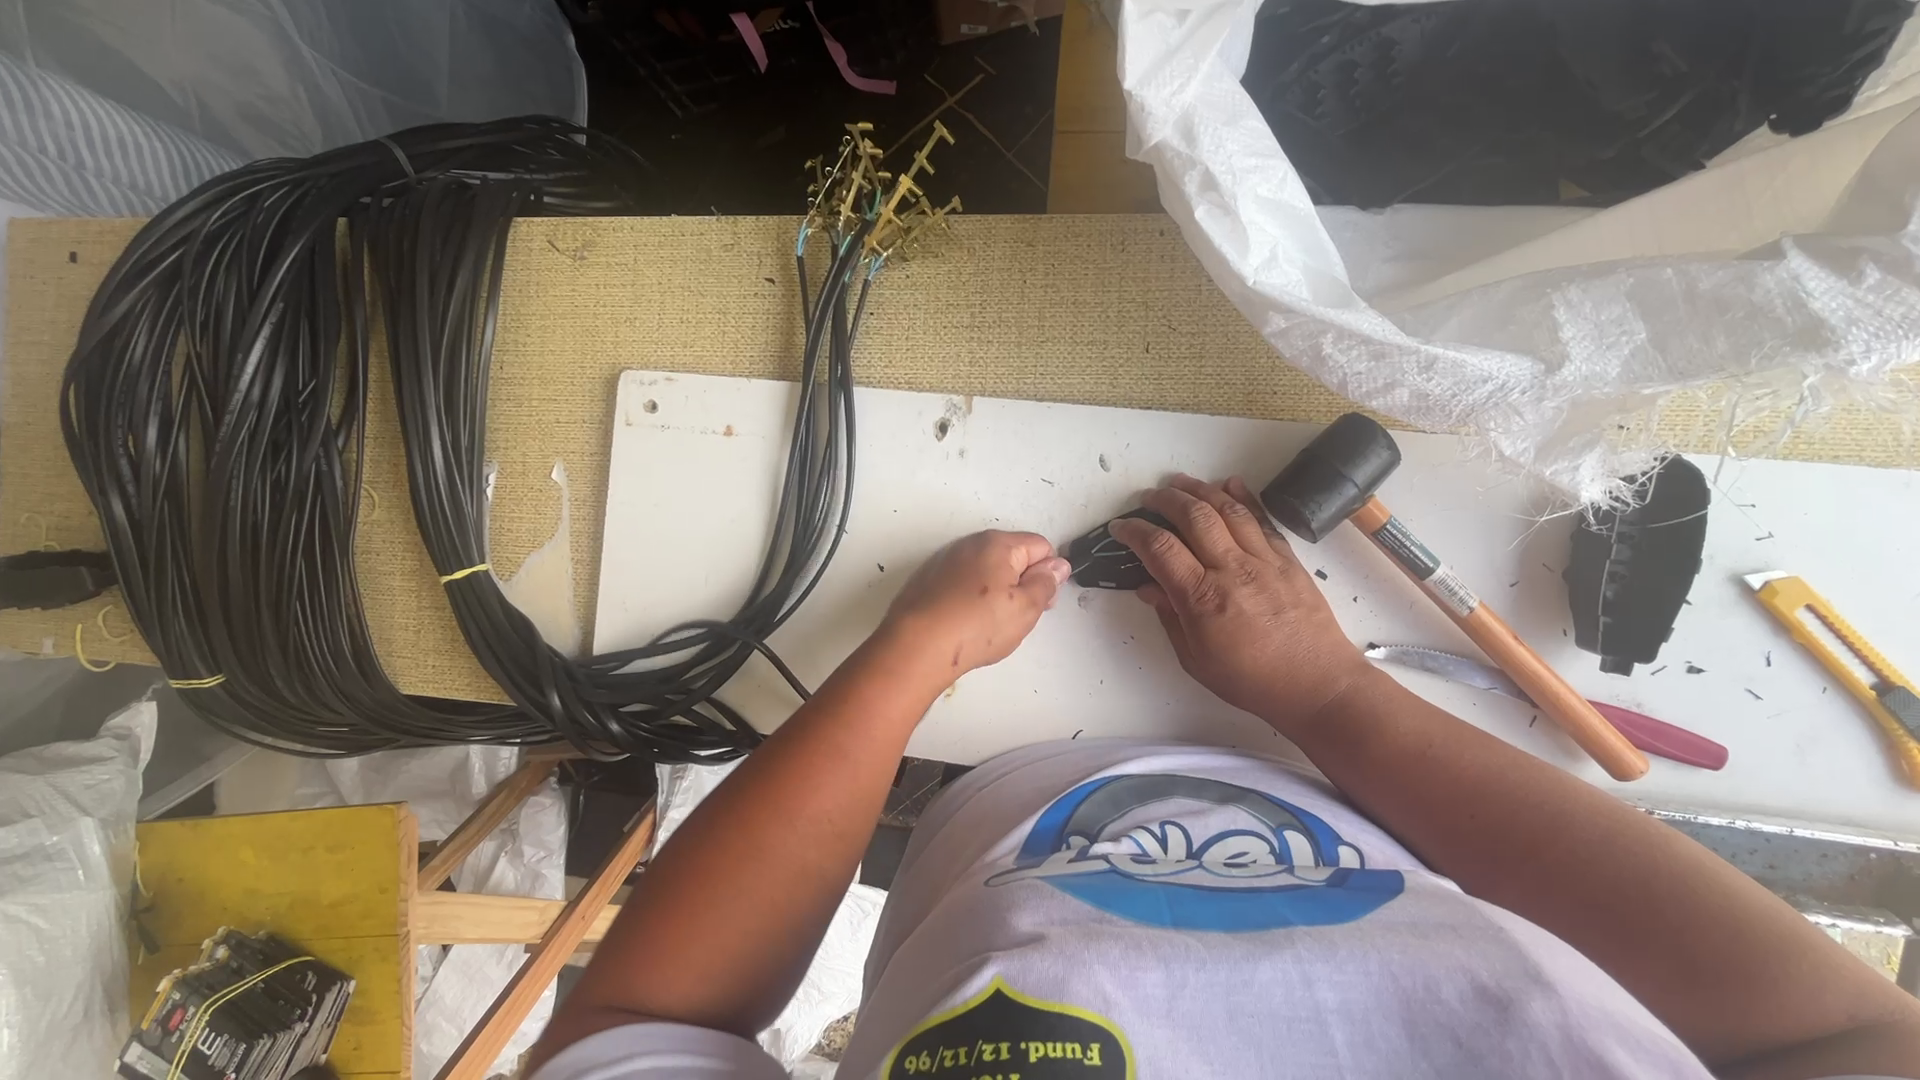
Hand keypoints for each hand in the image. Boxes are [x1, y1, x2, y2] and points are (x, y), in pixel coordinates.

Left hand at [878, 530, 1069, 682]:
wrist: (917, 645)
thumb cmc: (973, 626)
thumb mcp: (1026, 608)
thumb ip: (1046, 583)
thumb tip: (1056, 567)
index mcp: (998, 543)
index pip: (1041, 546)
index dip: (1047, 574)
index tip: (1041, 600)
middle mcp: (969, 544)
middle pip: (1011, 556)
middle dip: (1020, 583)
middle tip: (1017, 617)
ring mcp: (945, 560)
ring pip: (984, 571)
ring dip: (994, 592)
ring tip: (989, 625)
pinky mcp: (927, 580)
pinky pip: (960, 583)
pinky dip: (968, 599)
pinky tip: (966, 624)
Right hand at [1109, 475, 1374, 733]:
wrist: (1318, 685)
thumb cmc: (1252, 681)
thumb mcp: (1195, 659)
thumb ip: (1170, 617)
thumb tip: (1148, 587)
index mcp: (1203, 598)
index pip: (1160, 549)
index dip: (1134, 531)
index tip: (1120, 527)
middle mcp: (1232, 570)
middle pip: (1193, 516)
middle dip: (1165, 500)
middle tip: (1147, 497)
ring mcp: (1264, 560)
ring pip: (1228, 509)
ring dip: (1200, 489)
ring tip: (1179, 482)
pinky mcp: (1288, 560)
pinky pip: (1263, 519)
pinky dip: (1244, 497)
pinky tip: (1230, 484)